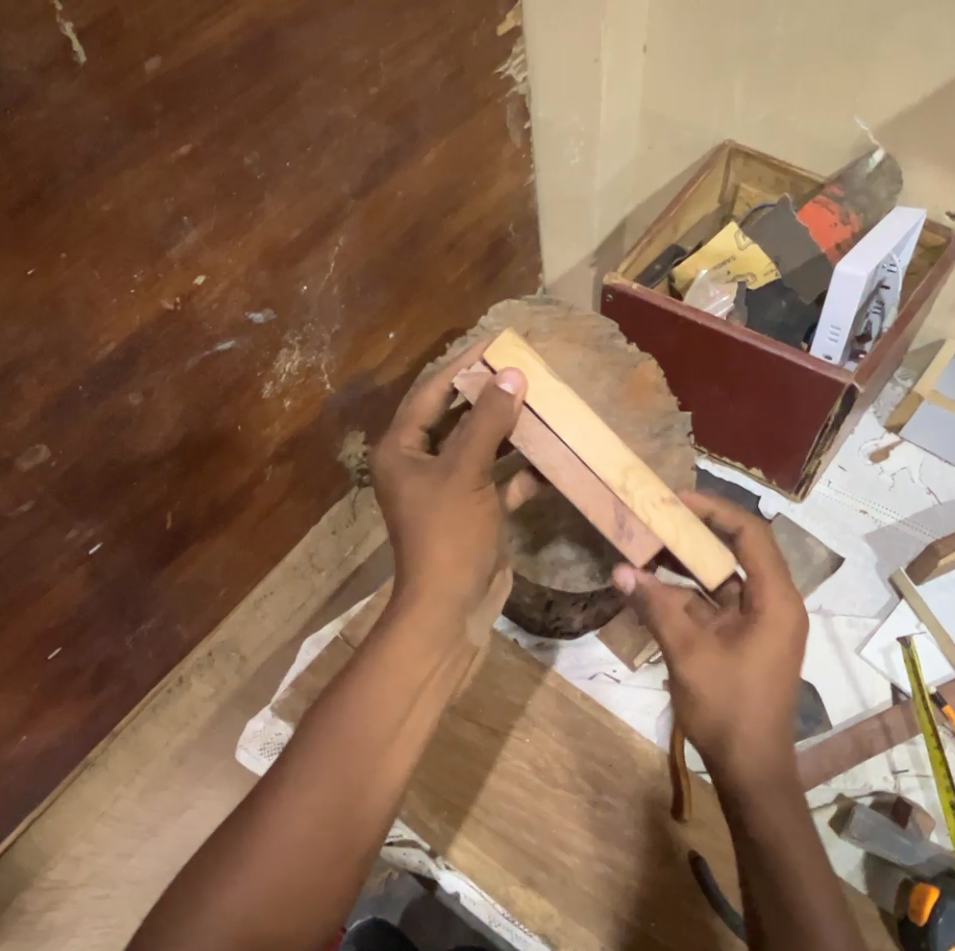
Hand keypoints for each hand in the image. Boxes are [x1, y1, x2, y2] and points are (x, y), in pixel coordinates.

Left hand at [371, 354, 538, 633]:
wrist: (450, 606)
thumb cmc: (448, 534)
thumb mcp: (466, 471)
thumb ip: (489, 421)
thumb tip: (513, 374)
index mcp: (402, 449)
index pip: (433, 392)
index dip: (465, 363)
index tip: (499, 340)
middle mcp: (421, 464)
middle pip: (458, 416)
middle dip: (491, 394)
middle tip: (526, 367)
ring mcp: (449, 489)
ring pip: (482, 447)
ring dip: (511, 429)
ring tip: (545, 400)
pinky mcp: (474, 511)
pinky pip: (499, 479)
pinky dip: (522, 470)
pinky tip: (553, 456)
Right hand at [614, 493, 805, 784]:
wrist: (750, 769)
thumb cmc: (728, 709)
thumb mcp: (687, 653)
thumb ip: (655, 608)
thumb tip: (619, 570)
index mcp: (776, 599)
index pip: (750, 533)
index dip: (713, 510)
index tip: (672, 500)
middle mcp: (772, 604)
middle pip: (733, 554)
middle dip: (690, 537)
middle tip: (649, 521)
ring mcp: (757, 625)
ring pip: (719, 582)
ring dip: (682, 570)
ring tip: (640, 549)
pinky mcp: (742, 643)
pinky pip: (712, 608)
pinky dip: (683, 600)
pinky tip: (647, 592)